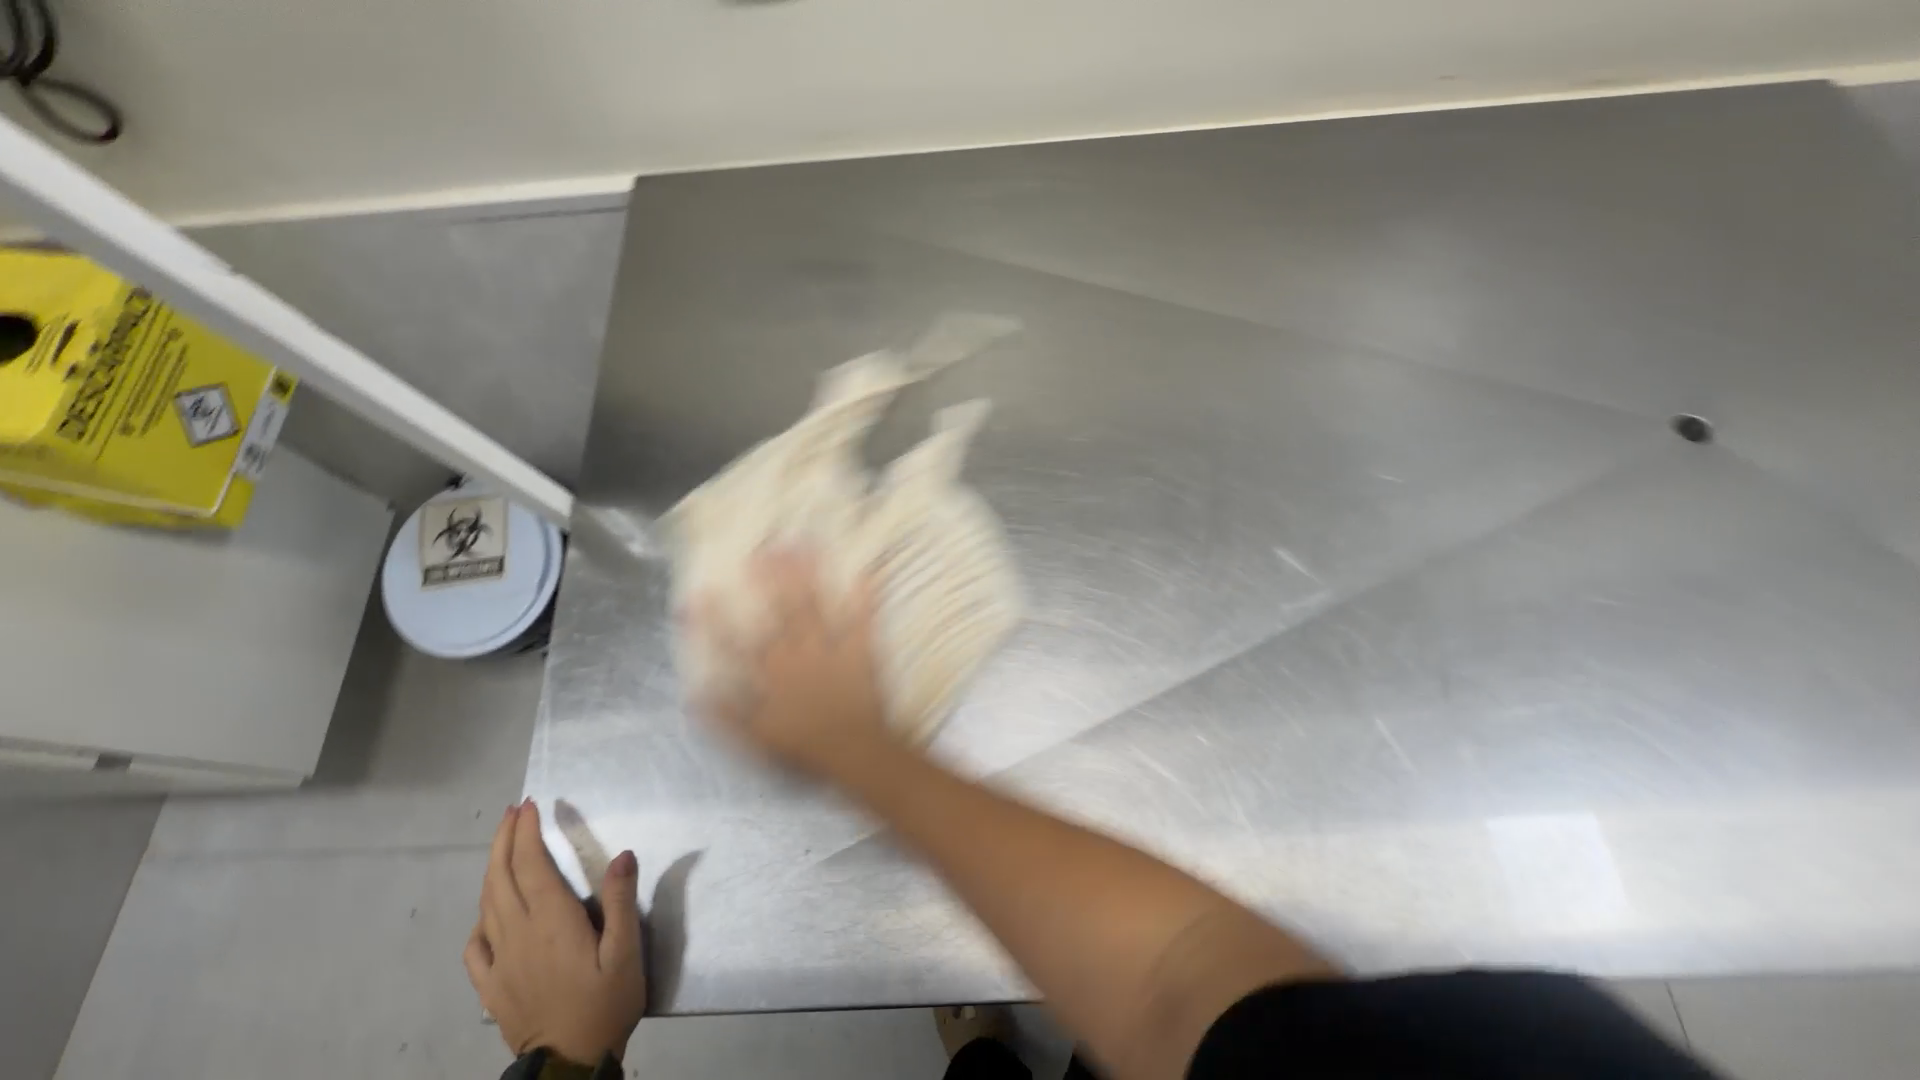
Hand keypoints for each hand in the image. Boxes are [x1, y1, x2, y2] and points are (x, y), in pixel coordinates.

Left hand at [466, 800, 646, 1064]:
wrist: (569, 1062)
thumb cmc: (605, 1003)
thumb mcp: (626, 952)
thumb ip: (620, 902)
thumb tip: (622, 855)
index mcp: (551, 921)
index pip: (531, 865)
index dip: (527, 832)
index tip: (529, 806)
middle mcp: (519, 933)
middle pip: (502, 877)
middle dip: (504, 840)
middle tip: (511, 812)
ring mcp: (500, 960)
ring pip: (487, 904)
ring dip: (492, 869)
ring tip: (501, 847)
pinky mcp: (491, 986)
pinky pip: (475, 946)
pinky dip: (479, 919)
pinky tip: (488, 914)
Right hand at [694, 547, 895, 779]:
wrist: (855, 755)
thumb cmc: (805, 750)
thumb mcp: (755, 742)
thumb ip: (724, 717)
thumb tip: (692, 696)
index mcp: (768, 676)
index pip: (734, 642)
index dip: (714, 619)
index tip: (699, 594)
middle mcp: (796, 655)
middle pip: (779, 610)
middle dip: (769, 577)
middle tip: (761, 547)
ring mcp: (830, 649)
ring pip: (814, 605)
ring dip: (808, 574)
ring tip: (802, 543)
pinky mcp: (861, 651)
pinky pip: (863, 618)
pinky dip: (867, 594)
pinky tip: (867, 568)